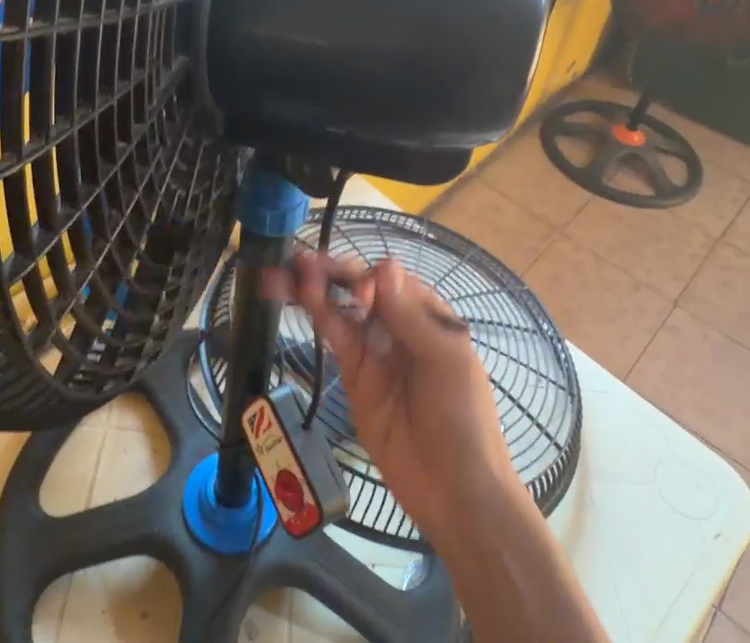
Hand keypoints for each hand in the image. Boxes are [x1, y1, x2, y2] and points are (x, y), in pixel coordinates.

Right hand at [271, 252, 523, 541]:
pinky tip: (299, 298)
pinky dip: (318, 316)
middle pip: (361, 289)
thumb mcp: (446, 360)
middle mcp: (401, 327)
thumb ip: (410, 315)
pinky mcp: (356, 377)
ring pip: (342, 309)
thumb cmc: (463, 418)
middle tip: (299, 260)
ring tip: (286, 272)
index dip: (369, 279)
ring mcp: (376, 352)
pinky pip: (336, 338)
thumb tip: (384, 265)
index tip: (362, 295)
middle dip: (332, 272)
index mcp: (430, 316)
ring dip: (316, 288)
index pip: (391, 280)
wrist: (454, 489)